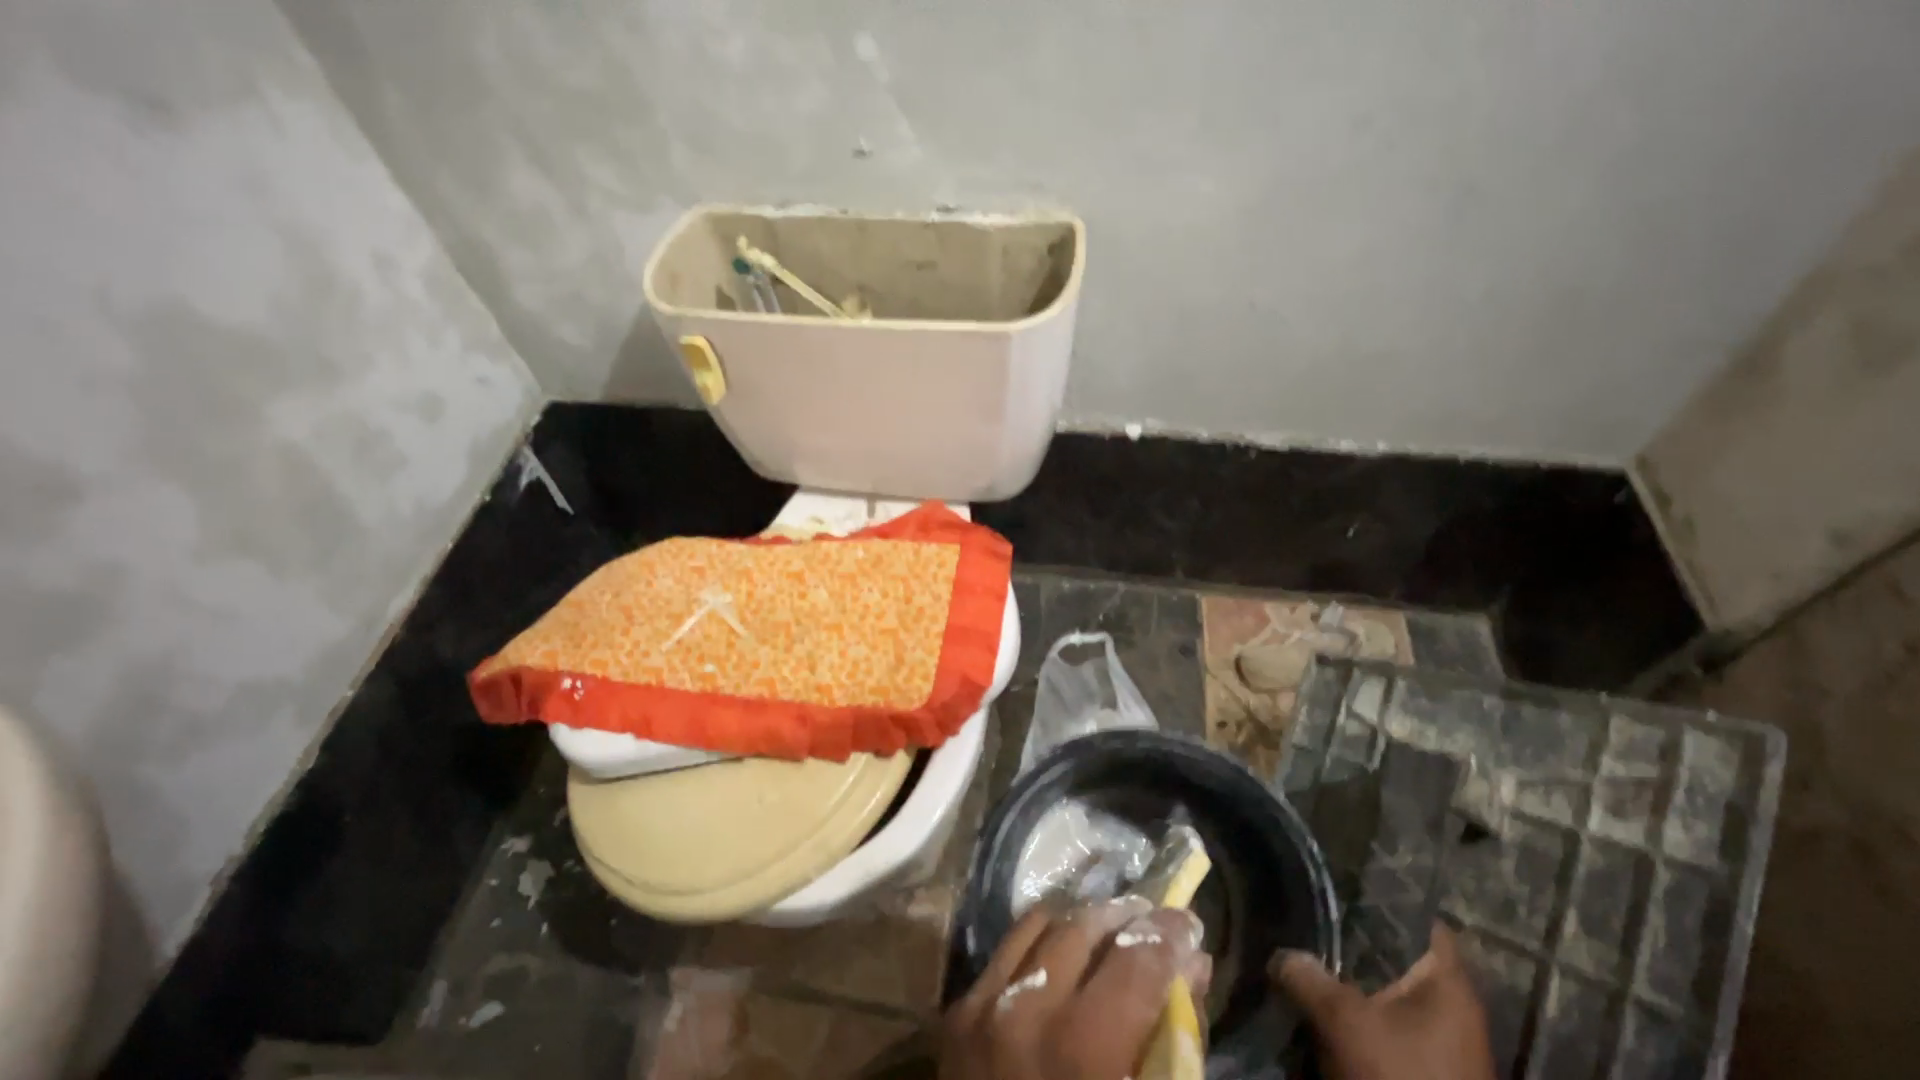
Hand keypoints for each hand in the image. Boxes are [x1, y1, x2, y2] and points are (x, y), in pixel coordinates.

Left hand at [941, 897, 1212, 1079]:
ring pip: (1040, 924)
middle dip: (1128, 918)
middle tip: (1153, 923)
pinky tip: (1062, 955)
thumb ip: (1175, 1039)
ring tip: (1110, 930)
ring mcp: (982, 1007)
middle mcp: (1027, 1010)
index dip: (1170, 933)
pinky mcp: (957, 1014)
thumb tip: (1190, 967)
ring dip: (1082, 921)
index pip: (1138, 954)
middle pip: (1086, 926)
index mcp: (1084, 1046)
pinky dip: (1042, 942)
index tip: (1188, 925)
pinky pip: (1006, 951)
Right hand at [1270, 923, 1494, 1079]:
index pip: (1419, 920)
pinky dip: (1358, 1017)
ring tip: (1307, 967)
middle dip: (1353, 946)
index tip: (1337, 894)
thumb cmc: (1400, 1078)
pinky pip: (1386, 1026)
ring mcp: (1441, 1040)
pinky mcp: (1424, 1067)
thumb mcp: (1345, 1023)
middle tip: (1309, 929)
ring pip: (1388, 993)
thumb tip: (1281, 954)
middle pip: (1398, 957)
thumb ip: (1309, 979)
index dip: (1380, 903)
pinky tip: (1323, 1013)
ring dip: (1351, 985)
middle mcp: (1452, 1005)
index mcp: (1448, 982)